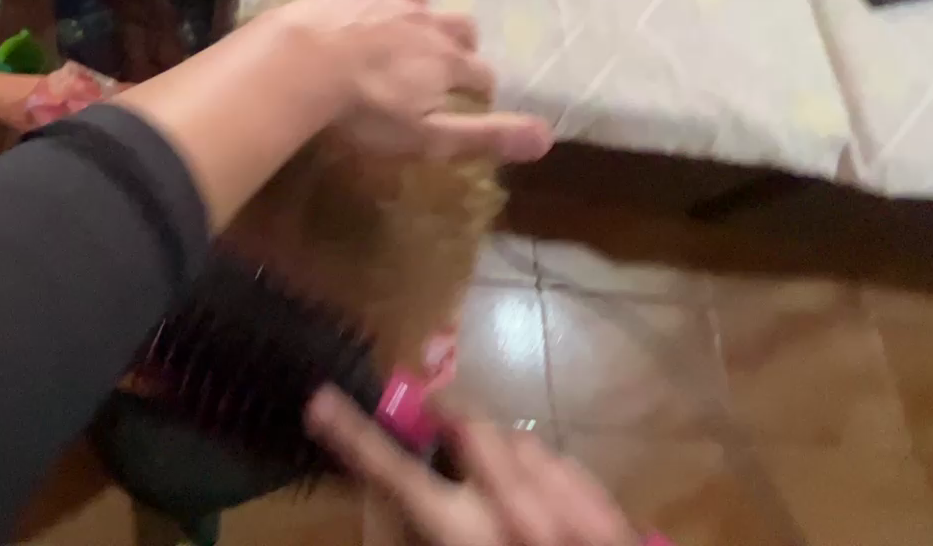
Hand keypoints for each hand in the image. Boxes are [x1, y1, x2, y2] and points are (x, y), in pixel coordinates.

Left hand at [269, 0, 551, 163]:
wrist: (300, 63)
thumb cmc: (365, 108)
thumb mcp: (428, 136)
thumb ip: (485, 135)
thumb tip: (547, 137)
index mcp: (447, 58)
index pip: (482, 73)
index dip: (482, 89)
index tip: (476, 101)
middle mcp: (424, 20)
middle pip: (459, 25)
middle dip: (460, 43)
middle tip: (446, 62)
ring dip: (418, 9)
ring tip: (405, 26)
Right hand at [306, 387, 638, 545]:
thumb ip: (425, 531)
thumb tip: (404, 503)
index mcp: (470, 537)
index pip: (398, 475)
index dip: (355, 436)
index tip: (320, 400)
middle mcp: (519, 515)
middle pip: (471, 428)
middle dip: (451, 422)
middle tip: (440, 433)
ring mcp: (572, 512)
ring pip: (521, 440)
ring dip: (503, 453)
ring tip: (505, 491)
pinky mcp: (612, 517)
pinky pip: (566, 465)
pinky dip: (547, 473)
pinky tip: (550, 505)